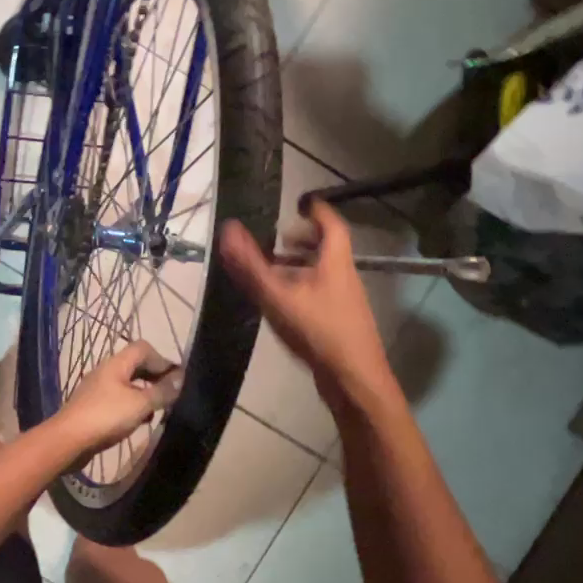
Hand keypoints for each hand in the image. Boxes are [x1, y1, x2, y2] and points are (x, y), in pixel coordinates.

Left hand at [56, 340, 185, 453]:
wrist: (68, 440)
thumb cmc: (106, 416)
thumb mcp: (140, 404)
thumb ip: (161, 391)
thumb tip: (180, 378)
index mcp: (116, 364)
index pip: (143, 348)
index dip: (162, 359)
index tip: (176, 380)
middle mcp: (106, 371)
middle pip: (135, 365)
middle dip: (155, 376)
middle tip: (171, 394)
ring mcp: (98, 389)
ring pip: (127, 384)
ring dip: (144, 392)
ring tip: (159, 408)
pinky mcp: (94, 407)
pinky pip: (118, 399)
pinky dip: (133, 405)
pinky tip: (140, 420)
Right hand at [218, 203, 394, 402]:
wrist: (354, 379)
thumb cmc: (319, 330)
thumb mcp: (278, 296)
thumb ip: (251, 264)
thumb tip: (227, 229)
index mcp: (334, 262)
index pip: (330, 224)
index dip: (316, 210)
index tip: (299, 203)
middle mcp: (343, 276)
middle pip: (327, 248)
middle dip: (303, 239)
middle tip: (277, 237)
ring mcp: (343, 300)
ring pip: (322, 272)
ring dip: (300, 264)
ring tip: (272, 268)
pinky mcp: (339, 321)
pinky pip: (319, 292)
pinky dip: (301, 286)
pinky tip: (281, 302)